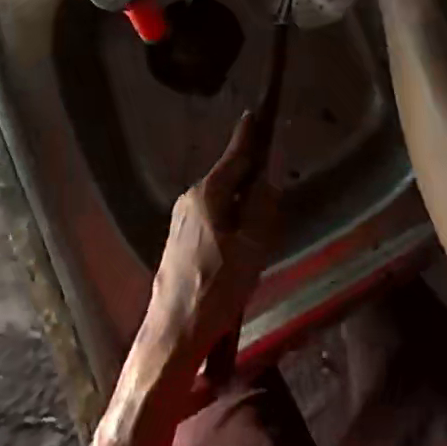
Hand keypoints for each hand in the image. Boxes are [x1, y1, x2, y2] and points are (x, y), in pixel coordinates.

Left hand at [148, 109, 279, 353]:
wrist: (174, 330)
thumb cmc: (217, 287)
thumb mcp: (252, 248)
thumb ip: (261, 208)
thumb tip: (267, 179)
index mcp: (208, 194)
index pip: (234, 157)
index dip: (247, 137)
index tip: (253, 114)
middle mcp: (190, 198)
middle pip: (227, 178)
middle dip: (249, 180)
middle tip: (271, 192)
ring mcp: (181, 219)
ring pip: (220, 200)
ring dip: (240, 205)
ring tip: (259, 231)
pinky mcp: (179, 239)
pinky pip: (211, 217)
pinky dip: (228, 220)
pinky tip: (239, 248)